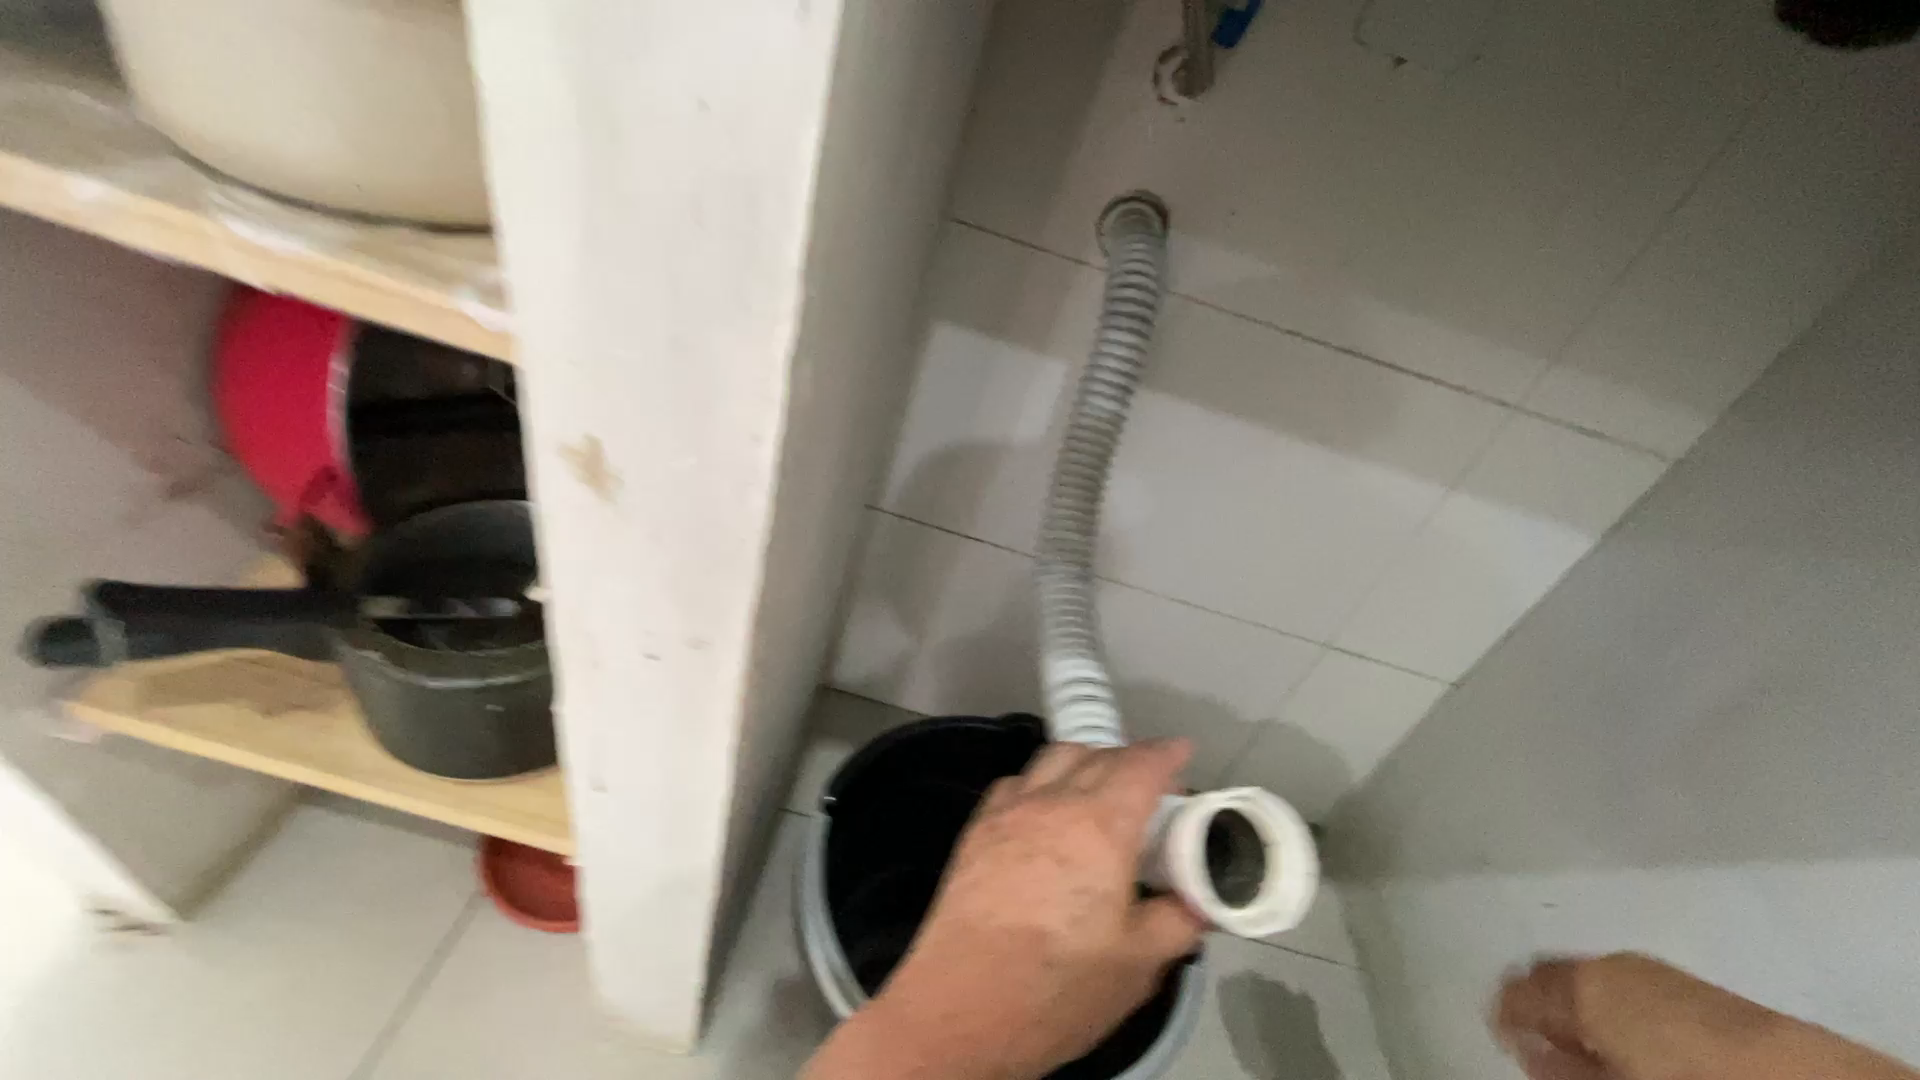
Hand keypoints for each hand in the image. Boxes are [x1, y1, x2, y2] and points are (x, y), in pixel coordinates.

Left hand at [802, 738, 1206, 1079]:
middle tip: (1150, 787)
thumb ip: (1178, 922)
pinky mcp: (976, 829)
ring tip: (1099, 789)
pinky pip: (1015, 783)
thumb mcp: (1139, 965)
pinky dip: (1040, 782)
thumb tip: (1198, 902)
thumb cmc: (1058, 987)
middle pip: (1098, 755)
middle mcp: (1053, 802)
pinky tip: (1044, 810)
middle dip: (1130, 759)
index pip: (1141, 767)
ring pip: (1052, 758)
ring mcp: (1009, 811)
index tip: (1181, 752)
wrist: (961, 1007)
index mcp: (1101, 826)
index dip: (1166, 754)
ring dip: (1084, 761)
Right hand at [1495, 953, 1917, 1079]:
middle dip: (1544, 1004)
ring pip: (1595, 980)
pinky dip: (1619, 1008)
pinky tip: (1632, 1037)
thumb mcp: (1607, 1073)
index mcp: (1577, 978)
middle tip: (1541, 1039)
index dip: (1505, 1010)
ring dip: (1583, 1007)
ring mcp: (1652, 967)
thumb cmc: (1676, 1073)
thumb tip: (1527, 1047)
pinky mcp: (1692, 983)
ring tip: (1587, 1044)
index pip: (1519, 986)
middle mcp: (1606, 960)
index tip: (1502, 1033)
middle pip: (1556, 975)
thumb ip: (1560, 1063)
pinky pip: (1633, 986)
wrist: (1792, 1076)